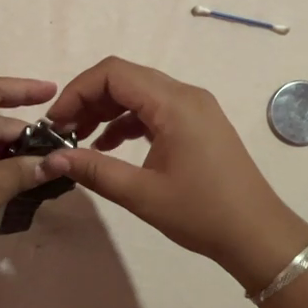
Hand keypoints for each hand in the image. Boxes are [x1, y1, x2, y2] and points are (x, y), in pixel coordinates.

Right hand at [41, 57, 307, 291]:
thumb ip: (94, 170)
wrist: (256, 234)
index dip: (77, 91)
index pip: (113, 73)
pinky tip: (108, 148)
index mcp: (174, 104)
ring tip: (80, 141)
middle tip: (63, 134)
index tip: (55, 123)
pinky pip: (154, 110)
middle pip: (125, 78)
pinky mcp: (198, 125)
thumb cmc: (201, 213)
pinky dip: (127, 123)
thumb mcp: (141, 194)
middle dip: (88, 100)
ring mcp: (195, 109)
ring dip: (106, 111)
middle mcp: (185, 95)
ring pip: (139, 94)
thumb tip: (51, 159)